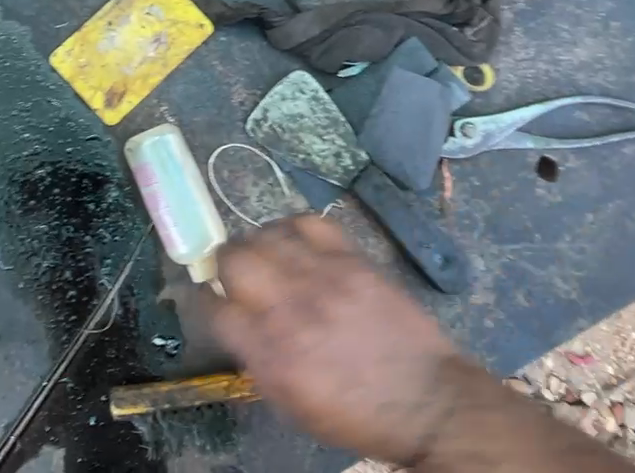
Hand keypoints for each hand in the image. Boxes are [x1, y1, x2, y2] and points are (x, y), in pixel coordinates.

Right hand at [208, 215, 460, 464]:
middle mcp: (290, 309)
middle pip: (232, 259)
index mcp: (270, 354)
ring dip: (257, 244)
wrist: (428, 401)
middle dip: (225, 265)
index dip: (206, 300)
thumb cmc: (355, 412)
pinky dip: (292, 227)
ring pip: (265, 234)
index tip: (214, 300)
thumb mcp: (291, 403)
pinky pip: (308, 222)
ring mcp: (322, 278)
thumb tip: (232, 319)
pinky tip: (294, 242)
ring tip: (267, 256)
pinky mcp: (352, 259)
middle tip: (236, 275)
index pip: (213, 307)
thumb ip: (255, 357)